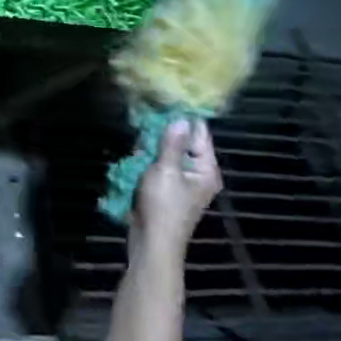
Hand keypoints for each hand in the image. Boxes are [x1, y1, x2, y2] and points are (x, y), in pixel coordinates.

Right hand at [133, 119, 221, 255]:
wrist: (153, 241)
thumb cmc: (163, 205)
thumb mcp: (166, 170)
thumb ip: (172, 144)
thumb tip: (181, 119)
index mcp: (206, 169)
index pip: (200, 134)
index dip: (184, 117)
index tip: (168, 99)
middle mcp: (198, 173)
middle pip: (183, 143)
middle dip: (164, 131)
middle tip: (146, 116)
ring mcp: (182, 182)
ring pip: (168, 154)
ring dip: (153, 146)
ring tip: (138, 136)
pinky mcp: (167, 189)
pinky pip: (160, 166)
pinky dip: (148, 160)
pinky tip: (134, 155)